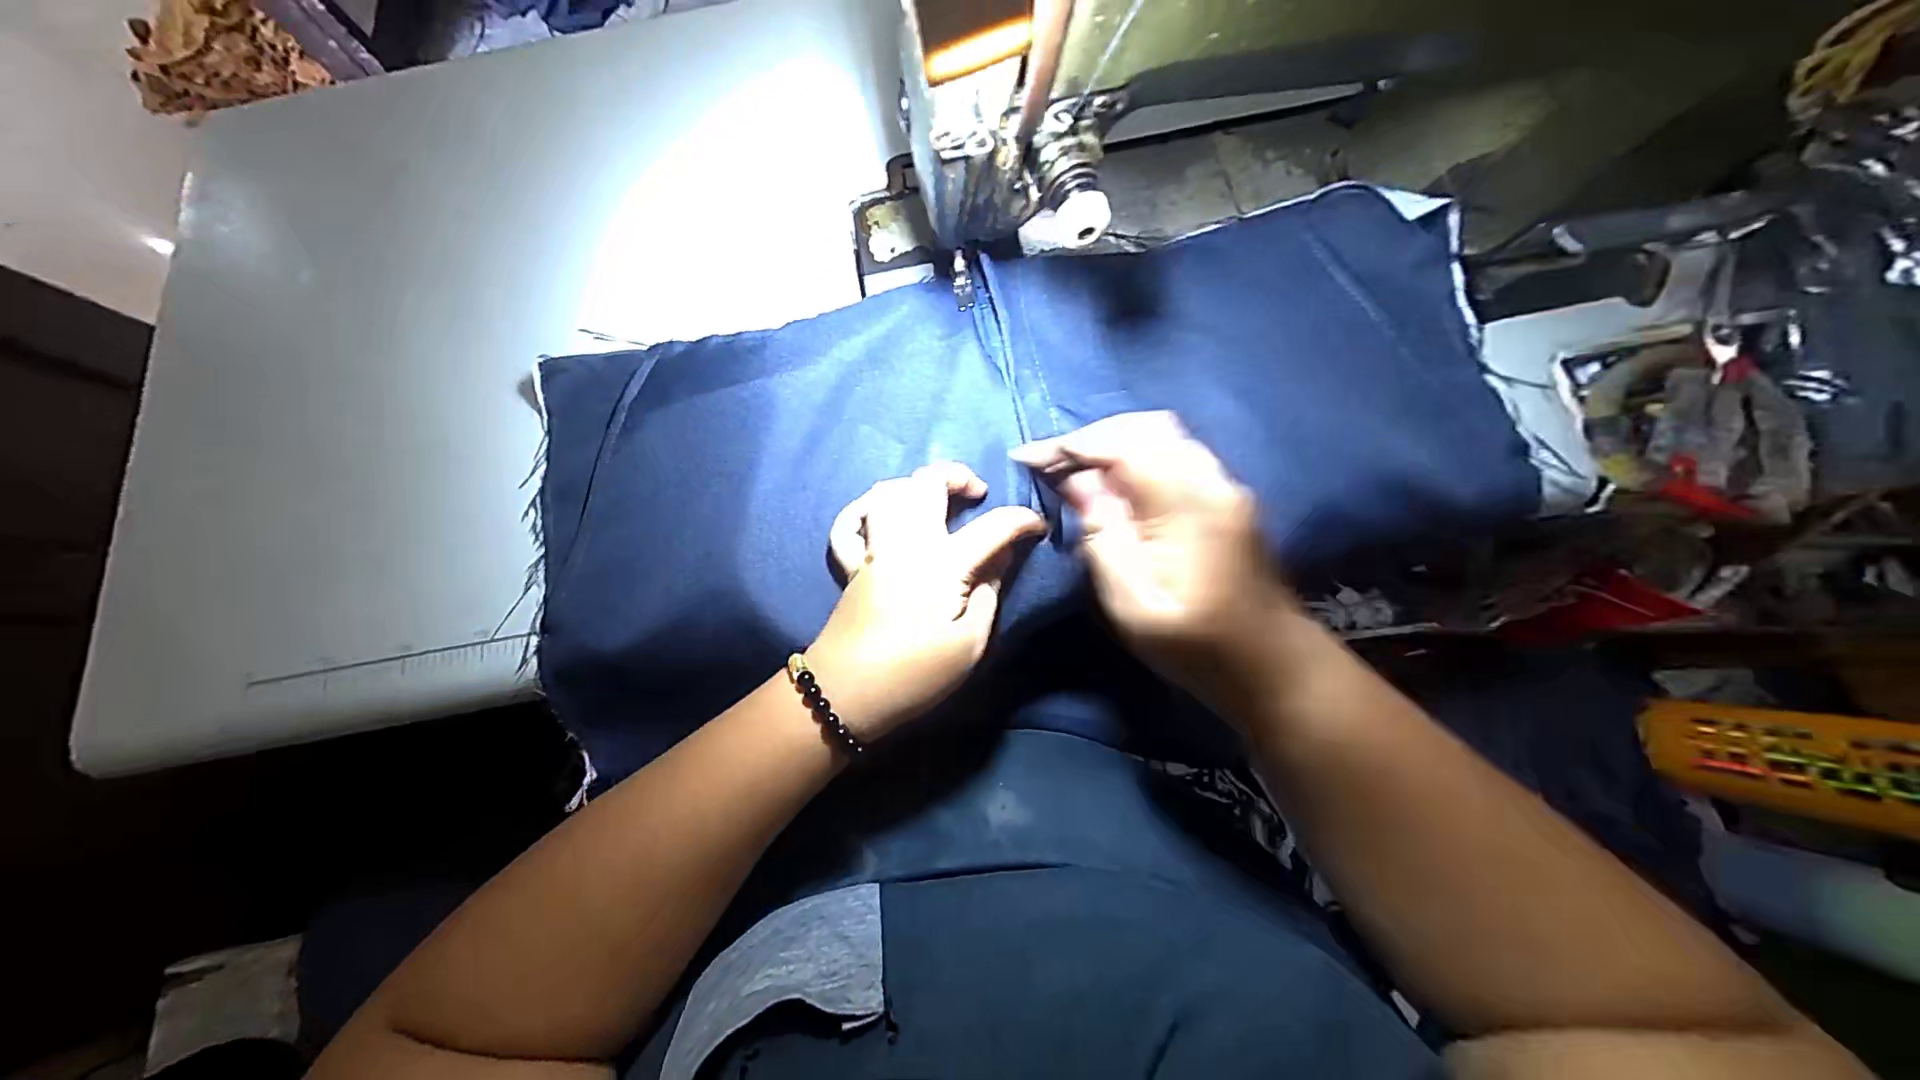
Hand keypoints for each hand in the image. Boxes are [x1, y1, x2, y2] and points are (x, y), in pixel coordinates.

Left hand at [806, 463, 1046, 740]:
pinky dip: (866, 509)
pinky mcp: (850, 564)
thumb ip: (989, 591)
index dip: (1023, 521)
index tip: (1039, 527)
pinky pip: (849, 522)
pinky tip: (884, 515)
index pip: (993, 527)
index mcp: (942, 564)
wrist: (845, 694)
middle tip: (978, 493)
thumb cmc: (913, 675)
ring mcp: (873, 549)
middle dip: (958, 476)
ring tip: (937, 500)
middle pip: (927, 483)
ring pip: (888, 491)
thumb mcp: (969, 644)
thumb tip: (1002, 553)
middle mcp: (905, 543)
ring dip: (916, 485)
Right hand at [1011, 412, 1302, 710]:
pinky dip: (1136, 456)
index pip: (1122, 446)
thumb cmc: (1195, 646)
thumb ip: (1103, 538)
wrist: (1272, 665)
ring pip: (1162, 436)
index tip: (1026, 457)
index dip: (1070, 444)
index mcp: (1188, 506)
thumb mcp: (1133, 604)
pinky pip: (1175, 454)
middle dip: (1090, 437)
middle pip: (1145, 428)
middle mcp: (1212, 482)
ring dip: (1112, 444)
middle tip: (1049, 464)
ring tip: (1073, 471)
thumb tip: (1079, 484)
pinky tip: (1113, 484)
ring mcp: (1225, 487)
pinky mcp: (1226, 499)